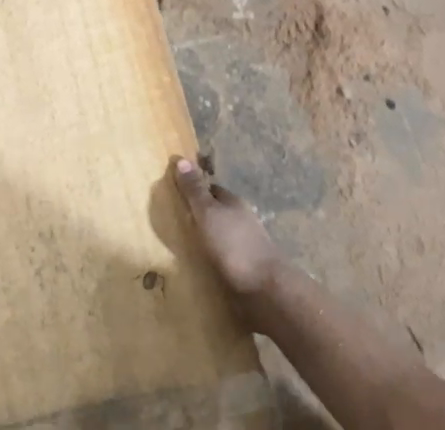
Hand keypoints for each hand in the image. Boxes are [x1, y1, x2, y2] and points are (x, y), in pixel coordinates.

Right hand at [172, 157, 284, 304]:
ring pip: (225, 233)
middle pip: (220, 210)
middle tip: (179, 221)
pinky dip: (217, 255)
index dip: (196, 190)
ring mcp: (249, 243)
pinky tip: (207, 264)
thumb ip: (195, 190)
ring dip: (210, 236)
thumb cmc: (233, 244)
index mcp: (233, 203)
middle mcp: (243, 219)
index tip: (178, 195)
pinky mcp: (250, 265)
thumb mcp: (208, 213)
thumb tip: (181, 158)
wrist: (266, 286)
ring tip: (189, 245)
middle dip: (203, 214)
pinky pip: (229, 254)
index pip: (212, 189)